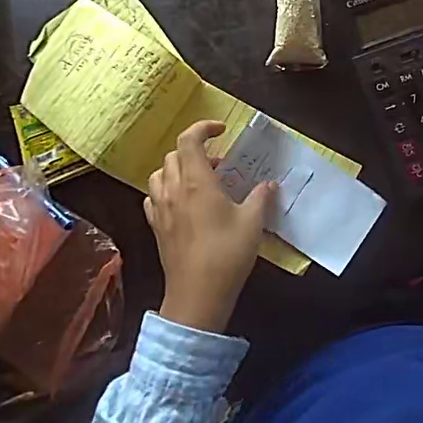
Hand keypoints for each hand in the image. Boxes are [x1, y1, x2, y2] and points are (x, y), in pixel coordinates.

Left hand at [146, 120, 274, 332]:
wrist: (198, 294)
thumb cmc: (227, 254)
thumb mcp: (253, 224)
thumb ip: (260, 198)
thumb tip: (269, 184)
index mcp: (196, 182)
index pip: (189, 140)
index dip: (203, 128)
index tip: (221, 130)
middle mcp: (173, 190)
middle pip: (174, 155)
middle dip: (196, 151)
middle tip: (220, 165)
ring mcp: (160, 208)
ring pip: (159, 173)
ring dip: (178, 169)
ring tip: (200, 181)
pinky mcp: (155, 227)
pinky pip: (153, 196)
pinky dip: (166, 189)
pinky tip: (181, 202)